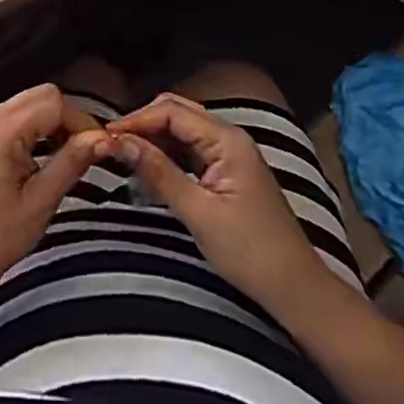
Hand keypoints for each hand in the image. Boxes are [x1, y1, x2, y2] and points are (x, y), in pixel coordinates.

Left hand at [0, 84, 112, 284]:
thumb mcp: (42, 199)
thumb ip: (73, 162)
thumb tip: (102, 139)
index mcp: (3, 130)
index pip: (56, 103)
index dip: (84, 123)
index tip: (104, 146)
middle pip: (46, 95)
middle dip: (73, 119)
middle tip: (92, 151)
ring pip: (37, 102)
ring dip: (60, 124)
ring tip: (76, 157)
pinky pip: (25, 116)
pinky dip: (46, 129)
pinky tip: (56, 156)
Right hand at [107, 93, 327, 307]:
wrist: (297, 291)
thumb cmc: (250, 252)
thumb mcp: (198, 212)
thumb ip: (158, 171)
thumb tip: (119, 141)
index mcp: (227, 140)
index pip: (171, 112)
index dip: (137, 120)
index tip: (106, 136)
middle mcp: (229, 137)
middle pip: (176, 112)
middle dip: (143, 122)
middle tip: (113, 142)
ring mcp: (230, 153)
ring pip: (181, 128)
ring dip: (152, 136)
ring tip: (123, 152)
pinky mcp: (227, 171)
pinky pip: (189, 148)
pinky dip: (165, 151)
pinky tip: (147, 165)